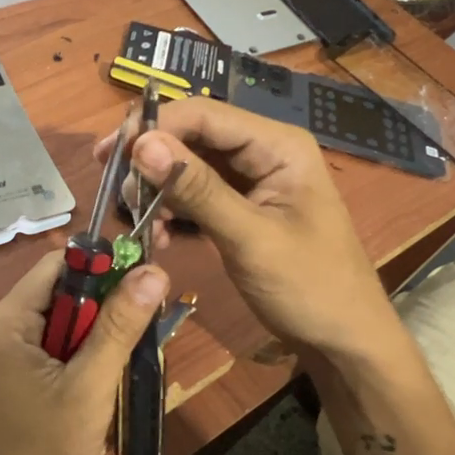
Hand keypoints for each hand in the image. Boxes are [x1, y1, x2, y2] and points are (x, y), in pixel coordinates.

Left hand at [0, 252, 168, 454]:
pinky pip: (42, 357)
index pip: (57, 266)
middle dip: (102, 314)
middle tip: (142, 341)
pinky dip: (72, 367)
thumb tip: (153, 269)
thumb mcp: (88, 391)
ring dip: (91, 345)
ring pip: (54, 330)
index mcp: (0, 324)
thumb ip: (119, 326)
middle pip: (56, 297)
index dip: (104, 267)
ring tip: (120, 377)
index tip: (148, 284)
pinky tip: (95, 397)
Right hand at [96, 98, 394, 363]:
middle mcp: (263, 152)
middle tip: (115, 193)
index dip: (155, 128)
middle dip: (150, 161)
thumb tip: (140, 144)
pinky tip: (157, 237)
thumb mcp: (250, 237)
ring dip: (156, 190)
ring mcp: (251, 181)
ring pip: (187, 167)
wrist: (343, 340)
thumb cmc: (310, 287)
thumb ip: (196, 189)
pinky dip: (171, 212)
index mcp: (278, 145)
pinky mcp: (239, 209)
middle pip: (191, 137)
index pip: (204, 114)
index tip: (110, 158)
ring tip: (136, 222)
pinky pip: (194, 196)